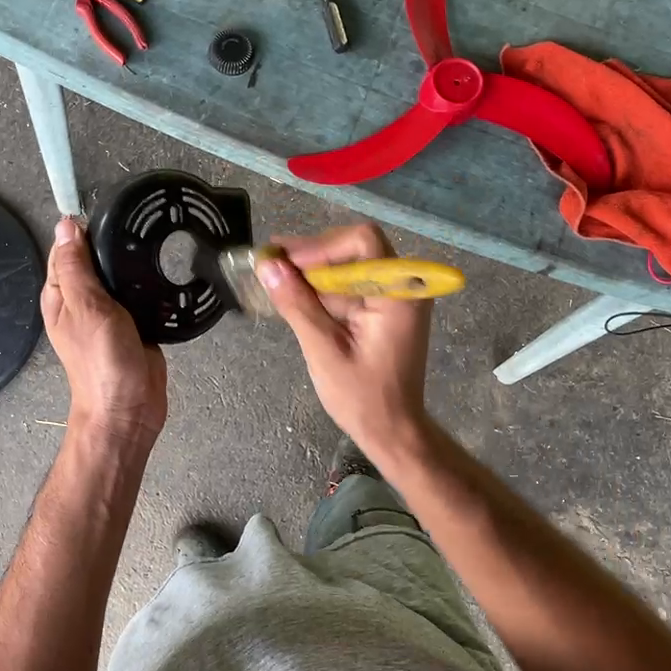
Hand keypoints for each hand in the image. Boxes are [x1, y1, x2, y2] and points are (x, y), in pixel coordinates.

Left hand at [42, 217, 166, 441]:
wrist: (129, 409)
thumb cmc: (102, 362)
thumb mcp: (86, 307)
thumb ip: (77, 267)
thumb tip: (65, 225)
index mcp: (61, 296)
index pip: (68, 249)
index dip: (85, 229)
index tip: (113, 210)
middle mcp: (82, 302)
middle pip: (97, 261)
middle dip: (114, 244)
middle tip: (143, 223)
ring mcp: (110, 315)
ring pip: (121, 277)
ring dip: (135, 264)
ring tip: (159, 241)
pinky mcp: (137, 325)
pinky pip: (142, 298)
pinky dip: (151, 287)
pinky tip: (166, 274)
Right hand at [256, 223, 431, 454]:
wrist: (392, 430)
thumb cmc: (362, 397)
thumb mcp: (323, 350)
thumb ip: (297, 304)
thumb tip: (267, 266)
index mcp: (398, 292)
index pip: (362, 241)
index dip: (320, 246)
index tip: (285, 263)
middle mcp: (402, 286)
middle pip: (354, 248)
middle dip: (311, 256)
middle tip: (269, 264)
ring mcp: (394, 297)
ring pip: (349, 265)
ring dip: (312, 271)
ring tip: (272, 276)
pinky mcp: (383, 309)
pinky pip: (351, 285)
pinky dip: (322, 289)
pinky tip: (292, 293)